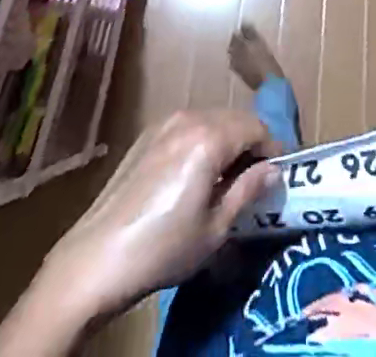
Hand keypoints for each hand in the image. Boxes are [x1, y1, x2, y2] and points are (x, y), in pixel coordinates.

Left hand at [32, 109, 278, 322]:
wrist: (97, 257)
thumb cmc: (164, 247)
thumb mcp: (216, 227)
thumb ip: (248, 190)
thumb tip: (272, 170)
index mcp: (210, 137)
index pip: (257, 128)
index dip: (273, 150)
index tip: (278, 175)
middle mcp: (188, 118)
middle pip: (234, 119)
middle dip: (251, 143)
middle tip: (256, 178)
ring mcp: (163, 123)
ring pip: (210, 120)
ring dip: (226, 140)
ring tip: (227, 177)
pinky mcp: (146, 136)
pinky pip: (187, 127)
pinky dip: (202, 141)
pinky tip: (196, 174)